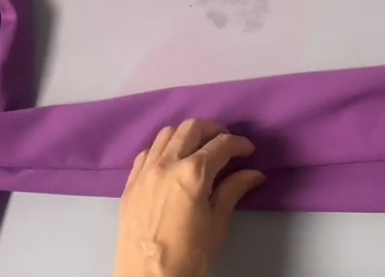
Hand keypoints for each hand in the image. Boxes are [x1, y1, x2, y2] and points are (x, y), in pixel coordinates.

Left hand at [114, 118, 265, 276]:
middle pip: (193, 127)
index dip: (239, 144)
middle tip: (224, 143)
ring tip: (197, 149)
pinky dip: (162, 150)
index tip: (248, 150)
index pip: (222, 144)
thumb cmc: (188, 258)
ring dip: (186, 135)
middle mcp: (168, 164)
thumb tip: (255, 174)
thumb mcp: (217, 225)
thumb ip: (233, 191)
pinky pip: (146, 153)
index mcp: (193, 173)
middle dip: (213, 129)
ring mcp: (145, 172)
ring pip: (167, 133)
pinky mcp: (130, 185)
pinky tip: (170, 163)